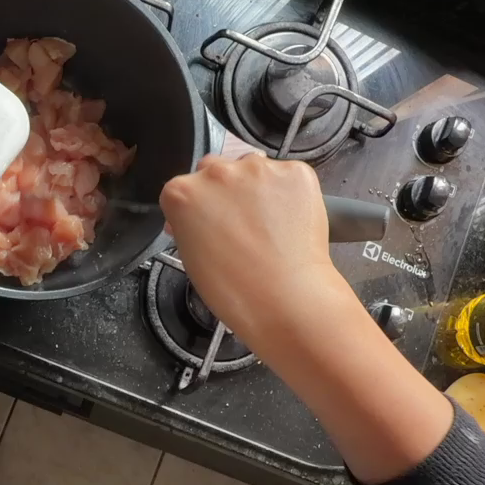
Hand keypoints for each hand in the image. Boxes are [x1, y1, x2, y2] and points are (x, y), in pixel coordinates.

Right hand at [163, 153, 452, 483]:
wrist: (295, 314)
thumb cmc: (242, 308)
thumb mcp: (205, 275)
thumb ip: (203, 242)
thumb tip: (219, 234)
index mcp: (183, 199)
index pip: (187, 187)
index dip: (207, 215)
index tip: (220, 238)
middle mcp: (219, 173)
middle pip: (223, 171)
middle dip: (235, 198)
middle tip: (250, 240)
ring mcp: (260, 171)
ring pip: (259, 173)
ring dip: (266, 198)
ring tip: (280, 240)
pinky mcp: (300, 175)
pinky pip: (292, 180)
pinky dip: (298, 200)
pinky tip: (301, 232)